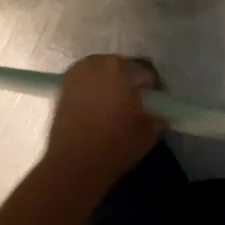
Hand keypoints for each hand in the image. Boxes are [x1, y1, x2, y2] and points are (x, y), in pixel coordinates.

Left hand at [42, 55, 164, 188]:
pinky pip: (87, 78)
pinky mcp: (64, 81)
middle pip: (123, 67)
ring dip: (112, 83)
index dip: (154, 88)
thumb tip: (160, 108)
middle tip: (136, 105)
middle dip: (131, 82)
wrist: (73, 163)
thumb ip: (159, 114)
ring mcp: (79, 69)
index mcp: (122, 68)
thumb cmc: (115, 146)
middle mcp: (99, 61)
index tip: (157, 104)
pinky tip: (97, 107)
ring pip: (104, 71)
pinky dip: (94, 87)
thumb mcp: (149, 133)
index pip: (147, 71)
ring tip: (115, 106)